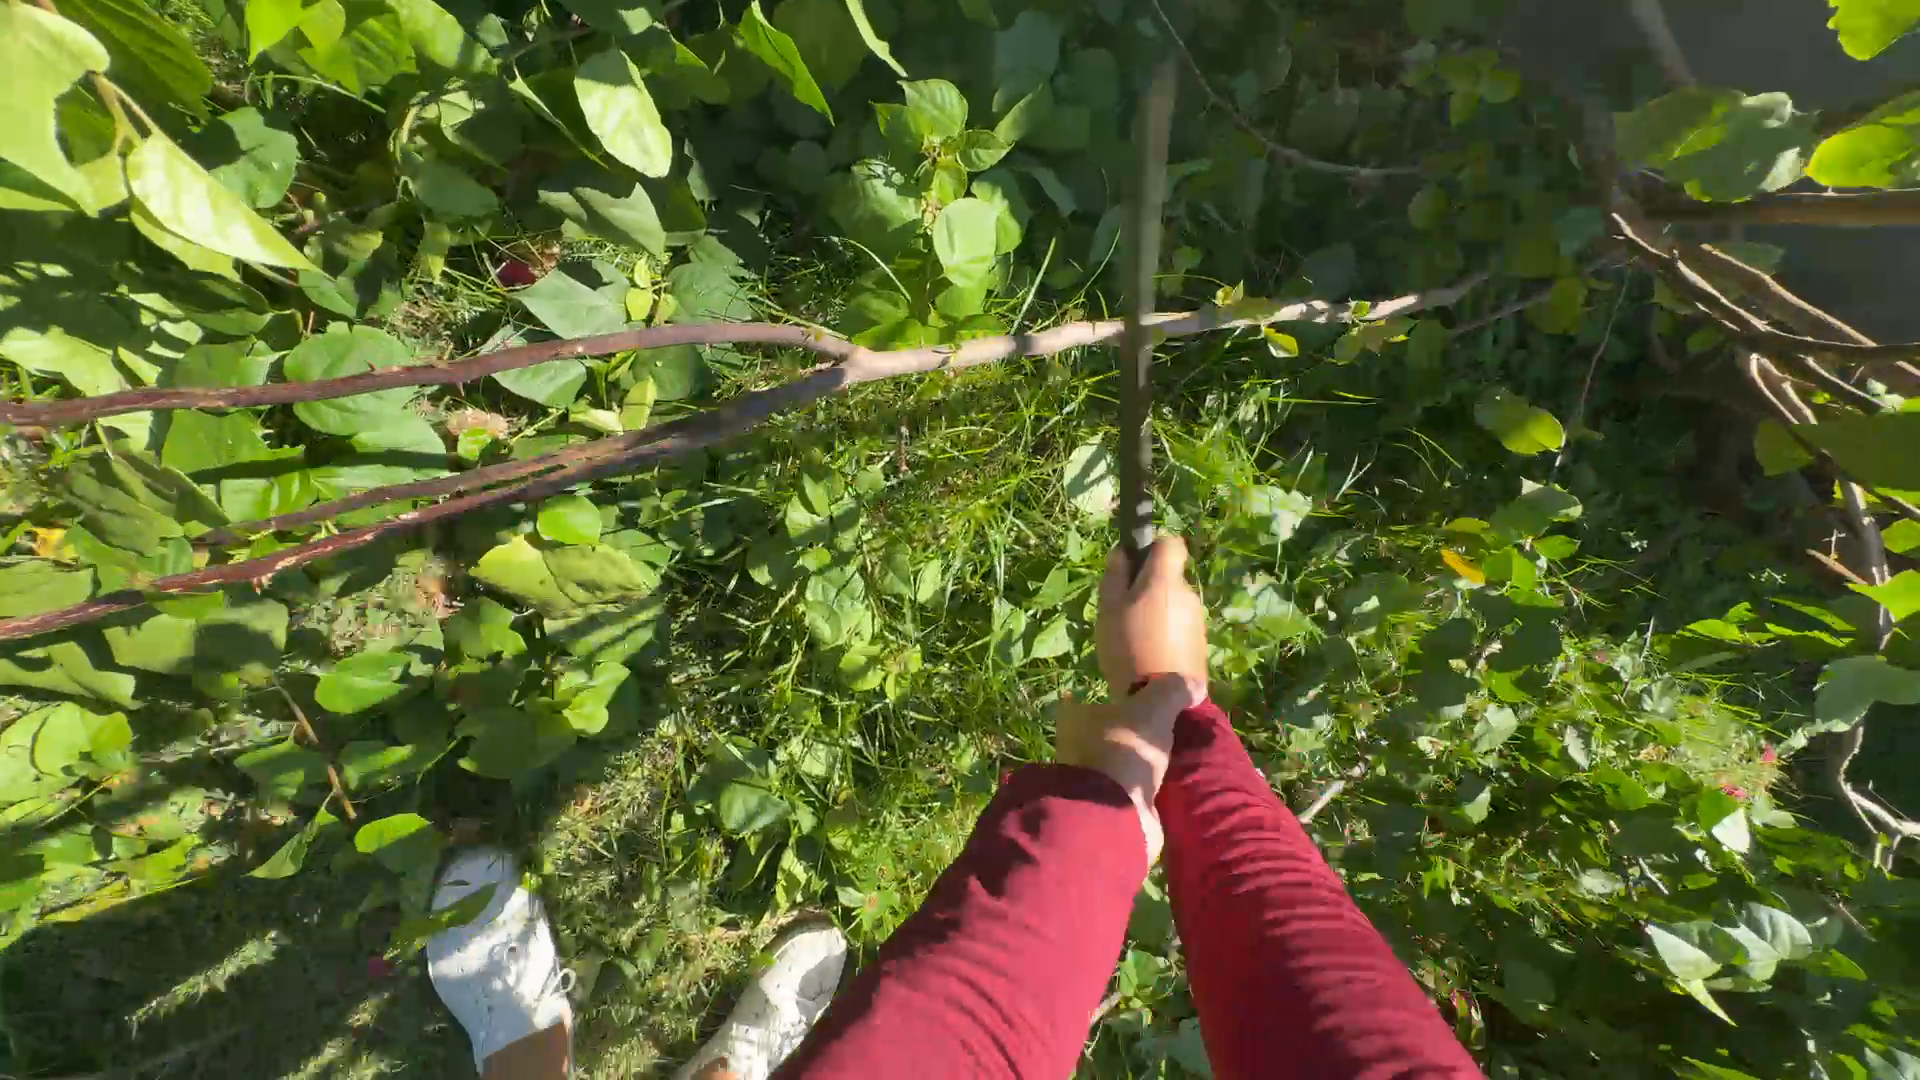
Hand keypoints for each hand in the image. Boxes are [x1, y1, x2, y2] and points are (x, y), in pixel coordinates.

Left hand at [1055, 674, 1204, 862]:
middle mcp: (1076, 749)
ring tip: (1179, 764)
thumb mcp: (1153, 707)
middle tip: (1173, 737)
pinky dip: (1150, 793)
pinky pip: (1133, 795)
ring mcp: (1090, 783)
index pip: (1101, 704)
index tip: (1153, 709)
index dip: (1126, 704)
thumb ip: (1173, 690)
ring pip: (1124, 768)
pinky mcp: (1107, 811)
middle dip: (1139, 739)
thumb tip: (1195, 684)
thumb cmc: (1125, 748)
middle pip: (1114, 737)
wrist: (1114, 813)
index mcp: (1077, 718)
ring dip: (1146, 768)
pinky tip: (1173, 791)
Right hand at [1096, 536, 1208, 694]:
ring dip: (1157, 612)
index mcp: (1164, 581)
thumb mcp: (1108, 610)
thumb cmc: (1127, 647)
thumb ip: (1115, 577)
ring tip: (1134, 638)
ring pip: (1174, 603)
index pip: (1171, 544)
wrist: (1161, 697)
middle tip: (1124, 611)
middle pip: (1169, 578)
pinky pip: (1180, 625)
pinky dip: (1166, 631)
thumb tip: (1121, 552)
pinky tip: (1149, 653)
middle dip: (1149, 587)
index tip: (1135, 567)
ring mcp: (1197, 619)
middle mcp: (1187, 594)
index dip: (1152, 549)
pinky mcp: (1201, 643)